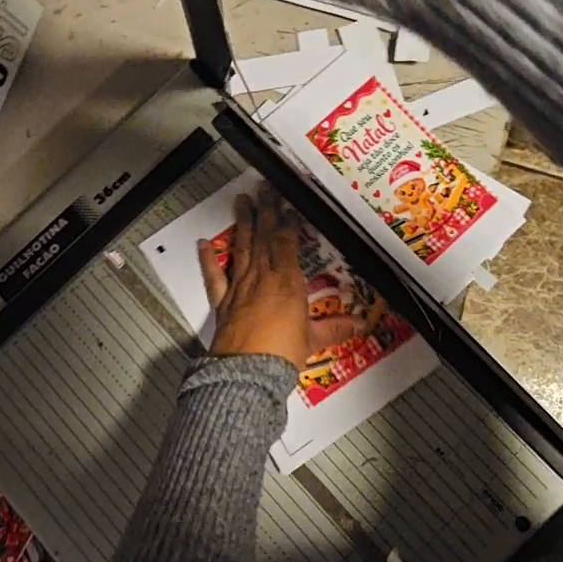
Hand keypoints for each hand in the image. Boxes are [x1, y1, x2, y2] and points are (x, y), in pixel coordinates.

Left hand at [199, 188, 362, 363]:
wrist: (247, 372)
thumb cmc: (282, 353)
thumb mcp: (313, 340)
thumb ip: (335, 328)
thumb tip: (360, 324)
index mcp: (287, 282)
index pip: (287, 243)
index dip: (288, 222)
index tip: (289, 205)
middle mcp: (262, 277)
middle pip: (264, 237)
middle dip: (265, 211)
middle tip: (263, 188)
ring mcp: (240, 286)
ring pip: (242, 248)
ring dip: (242, 223)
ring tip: (241, 201)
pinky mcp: (222, 301)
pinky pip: (214, 276)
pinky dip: (208, 259)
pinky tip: (203, 243)